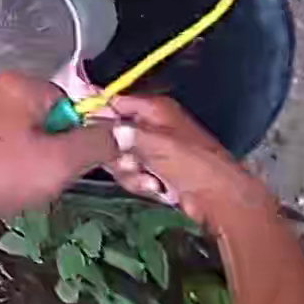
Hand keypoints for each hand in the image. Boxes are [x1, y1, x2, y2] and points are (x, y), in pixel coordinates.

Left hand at [0, 73, 117, 219]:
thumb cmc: (0, 173)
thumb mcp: (60, 164)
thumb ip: (95, 144)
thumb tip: (121, 130)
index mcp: (19, 84)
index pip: (62, 102)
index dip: (68, 135)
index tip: (58, 162)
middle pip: (32, 109)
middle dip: (39, 140)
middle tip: (32, 173)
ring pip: (4, 120)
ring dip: (11, 143)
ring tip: (4, 175)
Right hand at [103, 94, 274, 229]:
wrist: (222, 202)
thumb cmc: (194, 165)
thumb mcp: (156, 144)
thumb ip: (122, 132)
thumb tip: (96, 125)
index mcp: (153, 109)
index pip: (113, 101)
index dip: (96, 111)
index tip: (81, 125)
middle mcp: (149, 125)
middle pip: (110, 132)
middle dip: (116, 152)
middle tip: (129, 164)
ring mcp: (150, 148)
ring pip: (117, 155)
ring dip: (128, 171)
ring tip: (149, 180)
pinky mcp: (152, 170)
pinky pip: (129, 171)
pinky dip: (138, 182)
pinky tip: (154, 188)